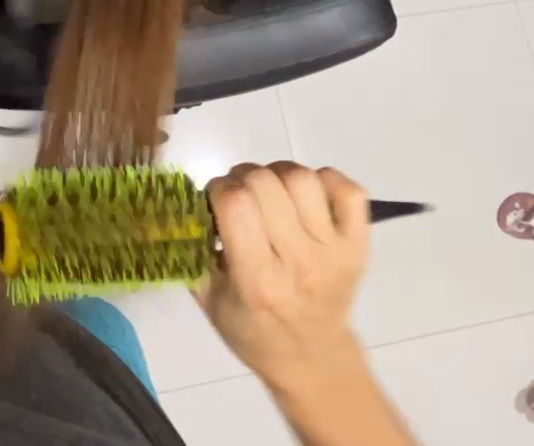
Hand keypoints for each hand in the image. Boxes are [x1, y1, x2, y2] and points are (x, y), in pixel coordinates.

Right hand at [198, 162, 370, 391]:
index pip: (235, 204)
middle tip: (239, 195)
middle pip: (266, 183)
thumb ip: (188, 252)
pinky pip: (348, 189)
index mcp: (257, 282)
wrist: (312, 358)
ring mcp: (334, 252)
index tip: (214, 199)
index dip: (219, 188)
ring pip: (302, 178)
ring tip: (270, 192)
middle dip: (242, 177)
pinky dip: (325, 180)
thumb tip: (173, 205)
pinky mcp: (359, 244)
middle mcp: (299, 263)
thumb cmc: (252, 329)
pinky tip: (306, 197)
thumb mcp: (209, 300)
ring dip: (278, 174)